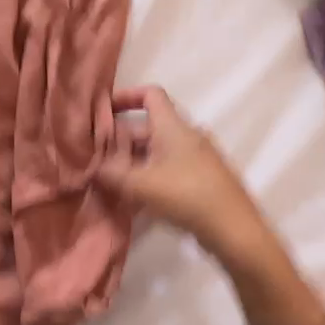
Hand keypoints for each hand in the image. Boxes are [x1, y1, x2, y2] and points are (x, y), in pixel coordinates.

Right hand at [96, 87, 261, 257]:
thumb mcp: (141, 184)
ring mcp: (195, 159)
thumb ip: (110, 173)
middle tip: (96, 159)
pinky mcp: (200, 180)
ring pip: (156, 152)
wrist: (234, 230)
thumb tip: (90, 167)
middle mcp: (186, 136)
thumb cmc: (187, 196)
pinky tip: (133, 200)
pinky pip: (167, 170)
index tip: (104, 111)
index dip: (126, 97)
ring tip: (109, 182)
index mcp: (173, 127)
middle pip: (147, 128)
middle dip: (120, 142)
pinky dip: (147, 177)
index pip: (151, 95)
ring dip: (131, 163)